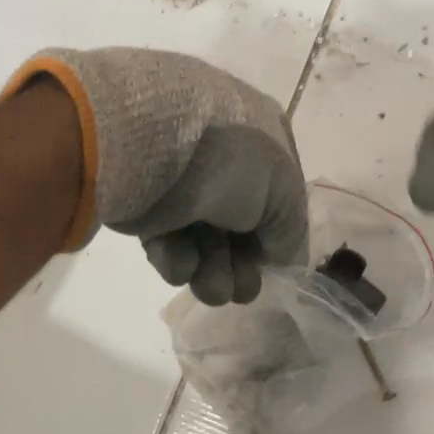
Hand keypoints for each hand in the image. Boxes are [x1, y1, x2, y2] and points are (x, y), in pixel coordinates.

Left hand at [5, 48, 306, 304]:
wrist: (143, 142)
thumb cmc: (226, 157)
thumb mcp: (283, 193)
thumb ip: (291, 234)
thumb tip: (283, 261)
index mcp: (263, 140)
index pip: (278, 201)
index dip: (275, 241)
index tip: (272, 271)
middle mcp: (224, 159)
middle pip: (241, 231)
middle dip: (242, 268)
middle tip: (240, 292)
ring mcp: (182, 183)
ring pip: (204, 244)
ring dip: (213, 273)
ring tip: (211, 289)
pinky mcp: (144, 205)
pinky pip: (168, 242)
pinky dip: (176, 258)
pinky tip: (179, 261)